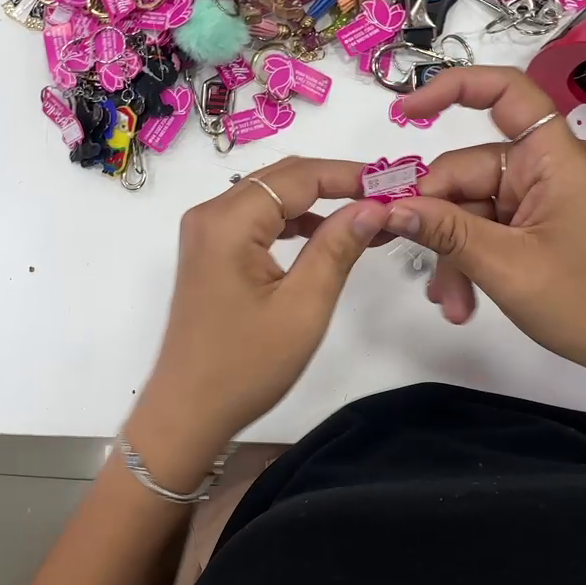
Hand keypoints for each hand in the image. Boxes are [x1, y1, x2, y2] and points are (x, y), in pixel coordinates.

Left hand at [128, 157, 389, 484]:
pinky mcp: (209, 251)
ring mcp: (206, 233)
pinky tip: (324, 236)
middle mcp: (210, 214)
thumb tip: (374, 205)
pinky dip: (292, 221)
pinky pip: (256, 219)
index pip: (298, 176)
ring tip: (366, 217)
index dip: (349, 174)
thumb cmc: (246, 365)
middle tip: (388, 196)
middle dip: (335, 183)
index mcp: (227, 221)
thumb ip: (337, 247)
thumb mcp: (303, 306)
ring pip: (269, 196)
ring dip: (316, 201)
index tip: (397, 181)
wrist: (189, 410)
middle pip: (281, 179)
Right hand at [384, 66, 585, 379]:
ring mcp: (538, 196)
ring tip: (452, 303)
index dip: (454, 88)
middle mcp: (544, 167)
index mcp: (554, 159)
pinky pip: (481, 226)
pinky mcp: (533, 222)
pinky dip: (467, 258)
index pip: (507, 93)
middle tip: (422, 268)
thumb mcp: (506, 267)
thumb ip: (445, 232)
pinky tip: (461, 298)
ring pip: (467, 206)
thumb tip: (388, 209)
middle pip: (466, 169)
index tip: (405, 113)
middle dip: (439, 222)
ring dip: (452, 253)